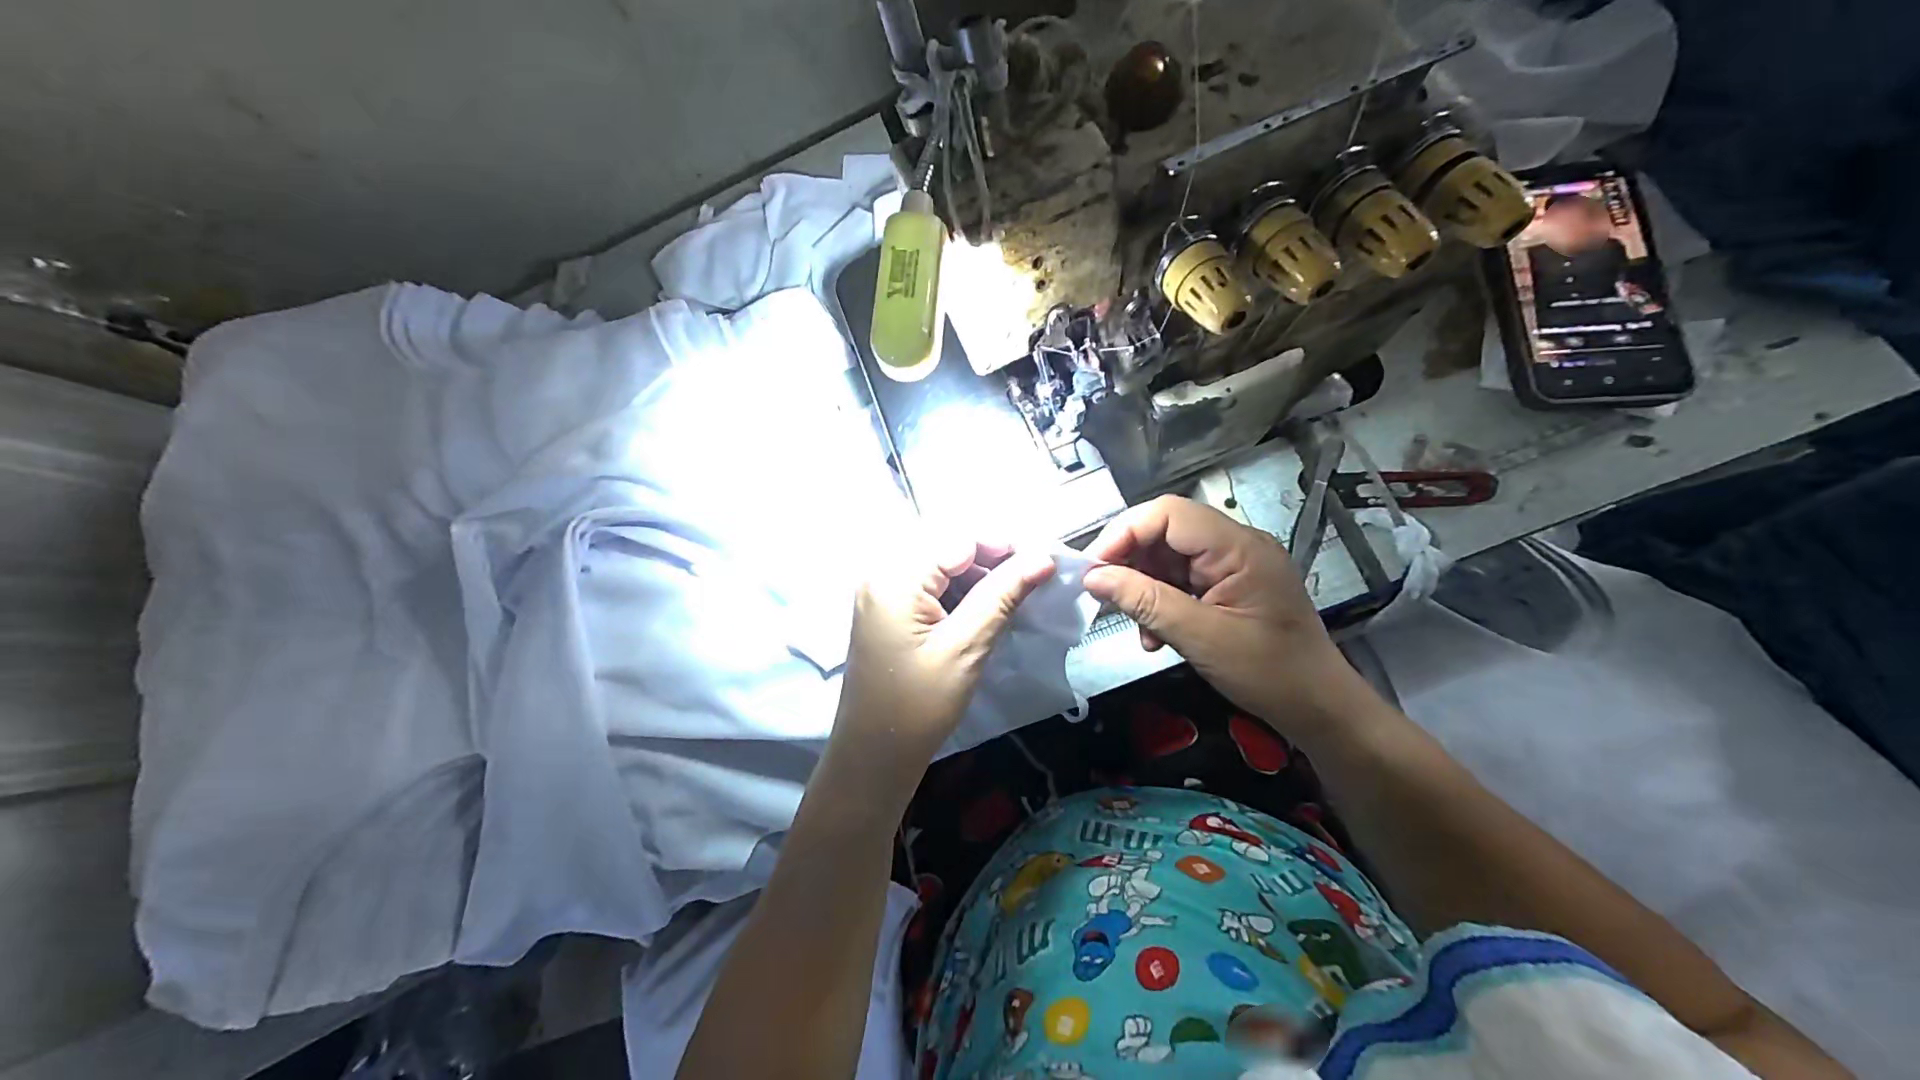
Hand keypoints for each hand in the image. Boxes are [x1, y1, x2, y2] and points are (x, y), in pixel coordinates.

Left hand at [831, 541, 1055, 785]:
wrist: (874, 755)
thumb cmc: (918, 705)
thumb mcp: (966, 647)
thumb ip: (1002, 595)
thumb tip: (1042, 557)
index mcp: (893, 578)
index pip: (957, 540)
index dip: (1002, 546)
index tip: (1043, 562)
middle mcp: (882, 575)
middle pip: (947, 548)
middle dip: (992, 560)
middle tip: (1033, 578)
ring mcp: (882, 593)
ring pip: (941, 566)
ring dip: (979, 577)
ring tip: (1015, 596)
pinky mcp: (888, 611)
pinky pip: (930, 586)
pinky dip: (961, 593)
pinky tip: (986, 610)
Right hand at [1082, 496, 1374, 738]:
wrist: (1319, 708)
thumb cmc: (1268, 673)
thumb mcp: (1200, 637)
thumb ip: (1146, 602)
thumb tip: (1094, 578)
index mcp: (1238, 547)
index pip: (1168, 514)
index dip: (1124, 533)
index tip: (1094, 569)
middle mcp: (1236, 545)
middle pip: (1166, 531)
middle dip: (1130, 561)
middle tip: (1103, 594)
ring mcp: (1234, 565)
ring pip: (1169, 557)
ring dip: (1143, 588)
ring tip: (1135, 625)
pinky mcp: (1230, 586)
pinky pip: (1182, 580)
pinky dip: (1161, 602)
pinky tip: (1154, 635)